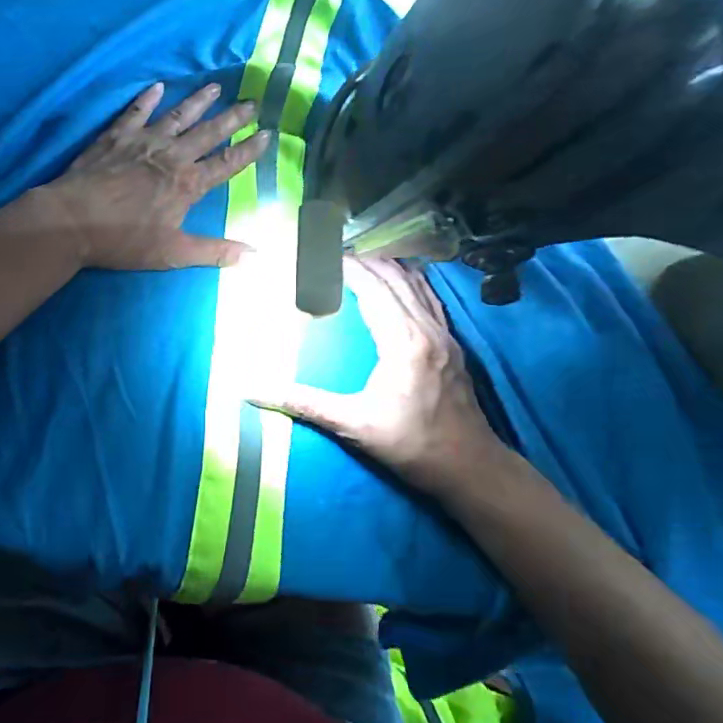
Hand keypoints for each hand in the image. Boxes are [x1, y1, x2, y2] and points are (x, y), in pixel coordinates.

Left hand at [34, 82, 270, 269]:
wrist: (73, 219)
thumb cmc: (122, 241)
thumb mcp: (171, 254)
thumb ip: (213, 252)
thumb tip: (253, 255)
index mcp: (187, 185)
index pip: (226, 164)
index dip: (248, 150)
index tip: (267, 133)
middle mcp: (171, 156)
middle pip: (207, 133)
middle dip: (231, 118)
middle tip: (251, 101)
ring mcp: (142, 142)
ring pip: (177, 116)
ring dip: (198, 101)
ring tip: (215, 86)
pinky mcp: (115, 136)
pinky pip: (136, 112)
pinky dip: (148, 98)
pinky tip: (158, 86)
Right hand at [253, 257, 512, 497]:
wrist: (470, 467)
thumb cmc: (411, 446)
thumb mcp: (352, 425)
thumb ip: (304, 404)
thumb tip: (252, 392)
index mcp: (405, 342)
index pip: (373, 287)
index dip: (345, 267)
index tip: (317, 256)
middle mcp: (429, 329)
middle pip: (396, 277)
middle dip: (364, 260)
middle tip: (330, 255)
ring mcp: (446, 335)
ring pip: (418, 284)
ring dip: (388, 267)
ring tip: (359, 259)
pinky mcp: (452, 345)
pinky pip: (429, 298)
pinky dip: (408, 282)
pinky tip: (396, 284)